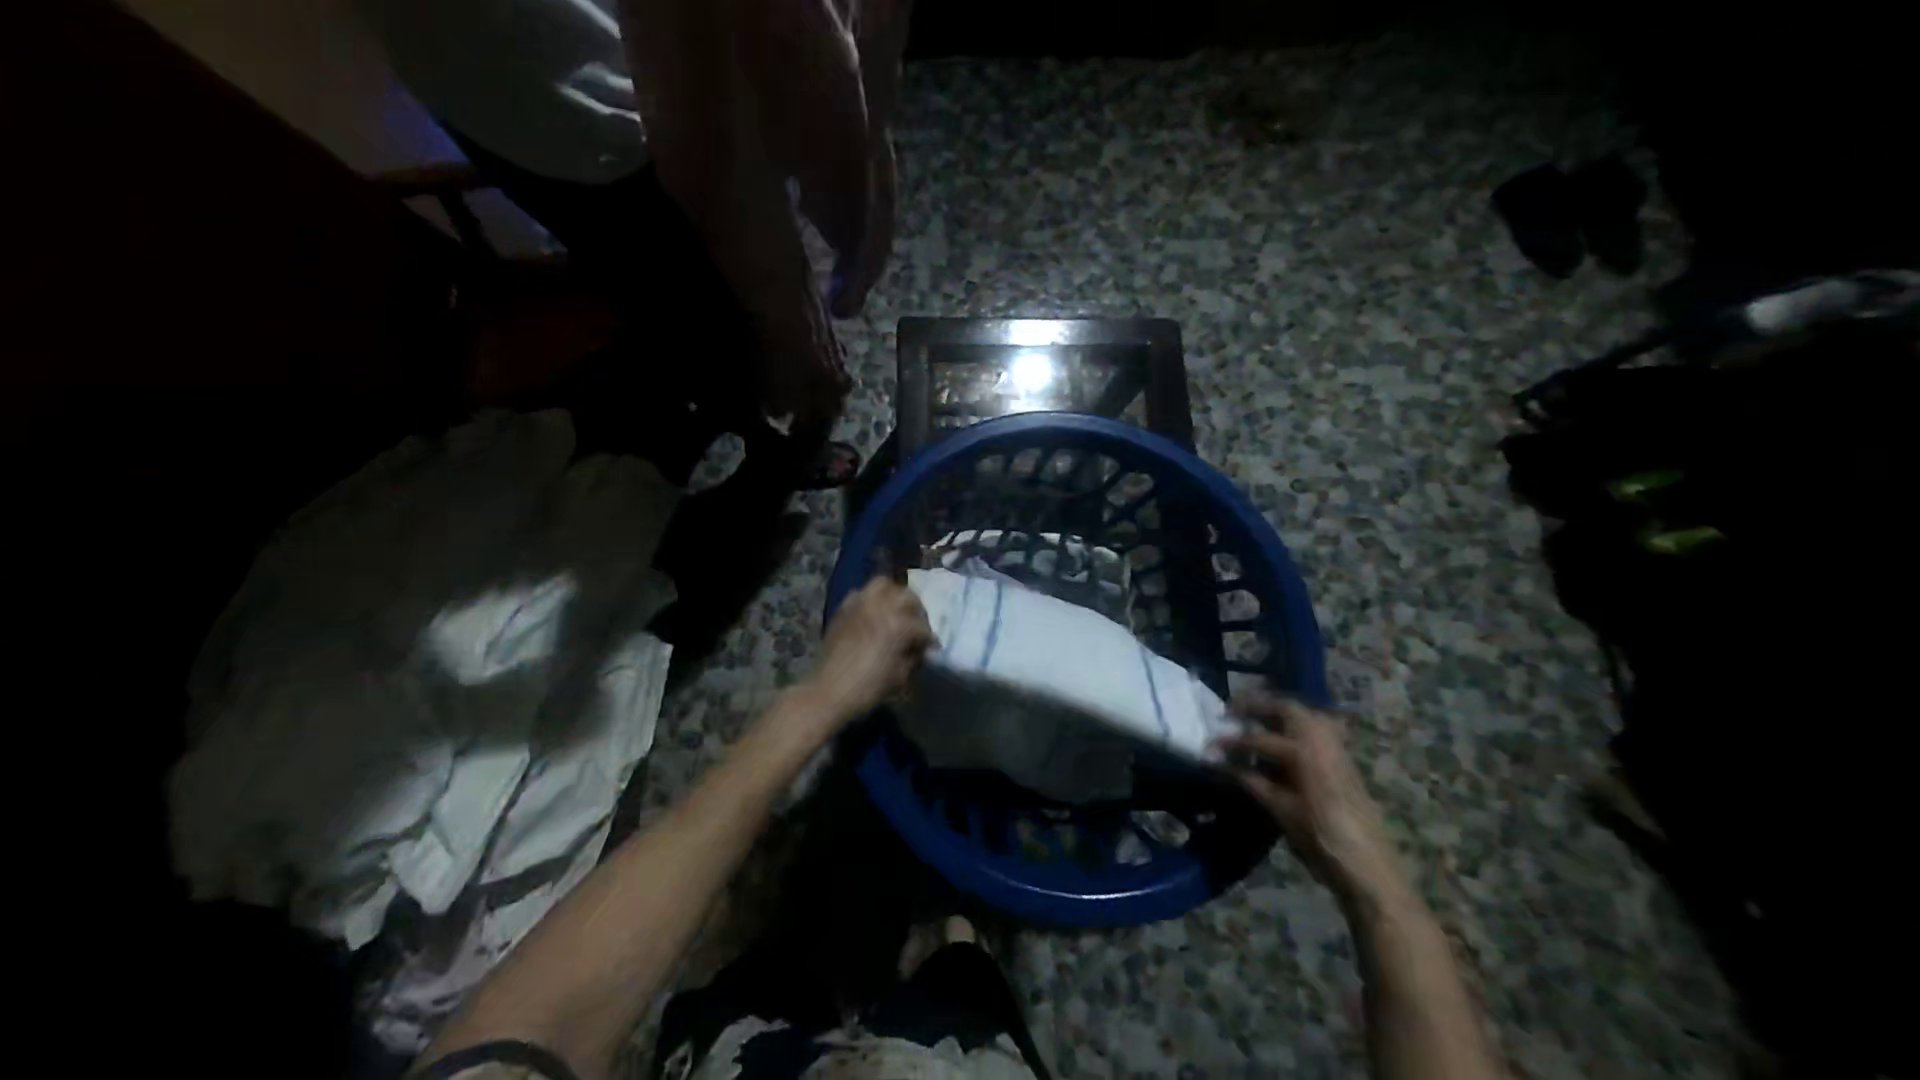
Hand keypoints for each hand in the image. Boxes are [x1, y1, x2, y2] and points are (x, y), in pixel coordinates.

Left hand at [805, 577, 934, 722]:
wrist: (828, 692)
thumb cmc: (868, 688)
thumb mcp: (900, 676)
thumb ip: (914, 657)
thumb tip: (920, 649)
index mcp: (898, 625)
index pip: (922, 627)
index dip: (929, 640)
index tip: (932, 648)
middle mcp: (880, 607)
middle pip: (907, 597)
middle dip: (917, 611)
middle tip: (917, 625)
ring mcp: (859, 604)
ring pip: (883, 585)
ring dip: (894, 595)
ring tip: (896, 610)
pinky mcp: (843, 609)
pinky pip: (860, 593)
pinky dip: (871, 599)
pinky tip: (873, 614)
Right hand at [1219, 698, 1407, 908]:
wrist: (1370, 868)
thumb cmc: (1321, 841)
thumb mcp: (1281, 812)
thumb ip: (1252, 781)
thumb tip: (1220, 763)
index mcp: (1306, 753)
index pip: (1259, 739)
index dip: (1231, 742)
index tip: (1209, 745)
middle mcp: (1323, 742)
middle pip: (1288, 709)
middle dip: (1257, 706)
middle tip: (1231, 711)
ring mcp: (1338, 750)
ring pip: (1307, 715)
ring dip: (1279, 712)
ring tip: (1255, 719)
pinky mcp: (1344, 762)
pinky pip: (1319, 729)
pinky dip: (1296, 725)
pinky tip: (1282, 739)